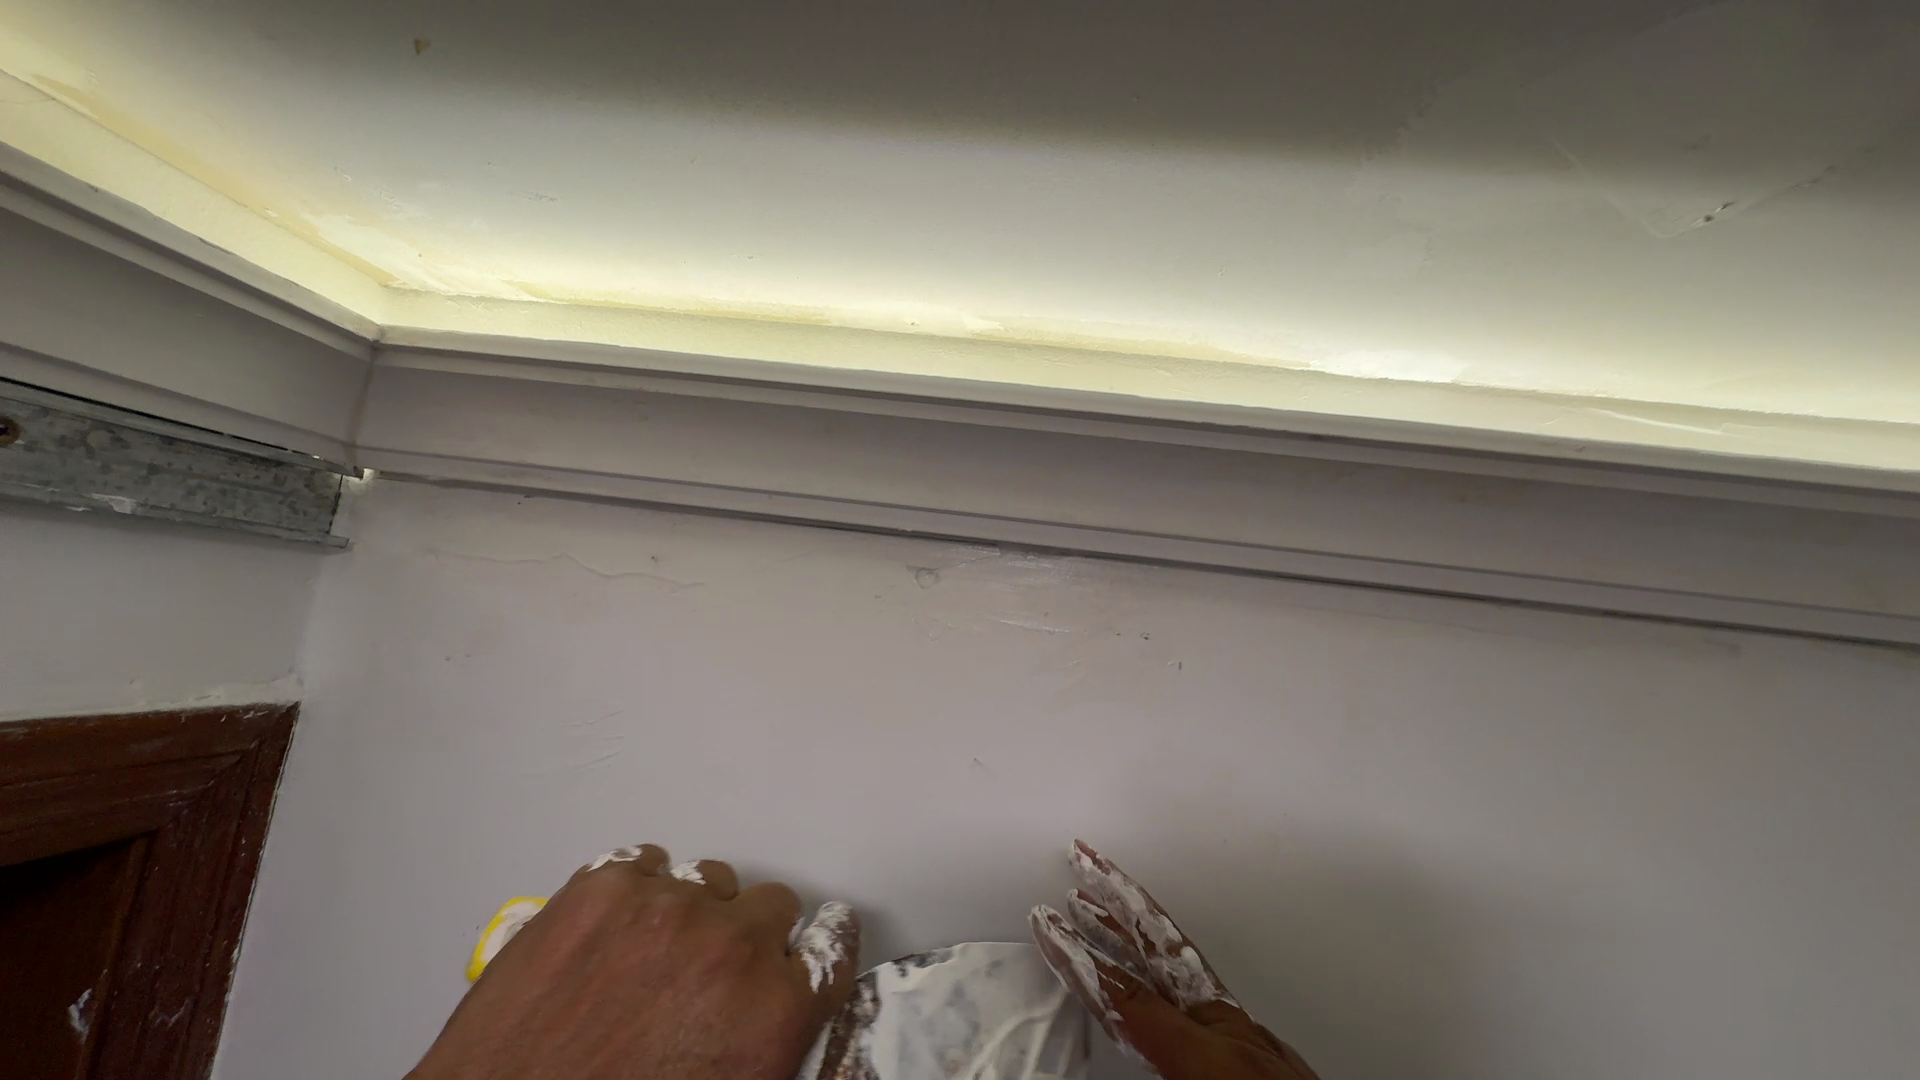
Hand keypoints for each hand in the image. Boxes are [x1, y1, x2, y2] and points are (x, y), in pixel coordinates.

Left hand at [409, 844, 858, 1079]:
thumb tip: (787, 1000)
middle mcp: (732, 946)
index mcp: (773, 1012)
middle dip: (747, 935)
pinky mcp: (603, 886)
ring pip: (710, 879)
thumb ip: (773, 1036)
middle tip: (705, 973)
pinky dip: (637, 892)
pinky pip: (648, 861)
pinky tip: (612, 934)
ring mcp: (665, 908)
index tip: (808, 943)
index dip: (821, 943)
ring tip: (647, 956)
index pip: (834, 942)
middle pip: (774, 903)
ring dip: (692, 912)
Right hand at [1030, 841, 1318, 1079]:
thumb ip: (1155, 1040)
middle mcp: (1234, 1035)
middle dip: (1117, 900)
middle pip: (1163, 951)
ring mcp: (1255, 1038)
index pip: (1127, 997)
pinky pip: (1205, 988)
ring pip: (1186, 964)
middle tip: (1084, 861)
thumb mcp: (1198, 1078)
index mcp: (1213, 1054)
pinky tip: (1157, 964)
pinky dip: (1172, 963)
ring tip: (1104, 902)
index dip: (1080, 960)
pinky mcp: (1268, 1053)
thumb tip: (1119, 1008)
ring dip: (1140, 927)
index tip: (1047, 925)